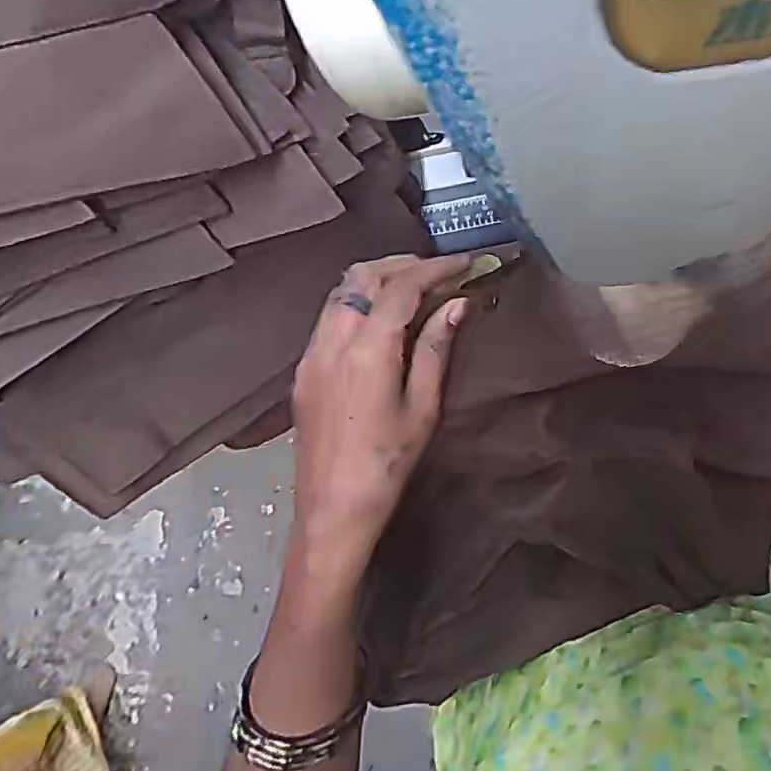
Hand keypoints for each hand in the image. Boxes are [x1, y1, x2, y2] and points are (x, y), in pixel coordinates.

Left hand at [290, 254, 470, 577]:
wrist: (333, 508)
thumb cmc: (388, 463)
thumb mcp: (423, 407)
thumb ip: (435, 348)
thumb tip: (456, 304)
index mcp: (367, 349)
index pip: (401, 287)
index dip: (436, 268)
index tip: (466, 262)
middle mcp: (332, 340)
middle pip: (362, 276)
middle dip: (403, 264)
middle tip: (439, 270)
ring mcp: (311, 353)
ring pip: (340, 292)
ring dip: (376, 279)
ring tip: (413, 287)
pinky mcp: (304, 369)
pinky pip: (330, 316)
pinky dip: (358, 301)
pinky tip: (380, 318)